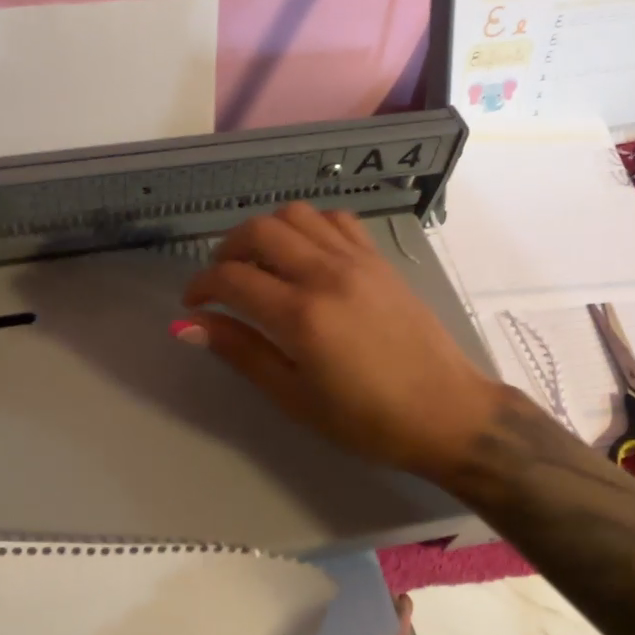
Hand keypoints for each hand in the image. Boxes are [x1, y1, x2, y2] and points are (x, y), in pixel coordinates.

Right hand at [180, 202, 506, 479]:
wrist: (447, 412)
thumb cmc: (366, 420)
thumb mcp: (295, 397)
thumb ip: (241, 351)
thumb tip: (187, 326)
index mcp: (301, 316)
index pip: (232, 278)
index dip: (201, 286)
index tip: (193, 304)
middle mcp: (325, 274)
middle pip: (258, 231)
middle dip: (226, 249)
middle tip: (220, 279)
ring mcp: (356, 259)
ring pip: (294, 214)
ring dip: (265, 231)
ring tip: (259, 262)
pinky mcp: (378, 258)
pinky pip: (334, 219)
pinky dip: (308, 225)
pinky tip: (304, 253)